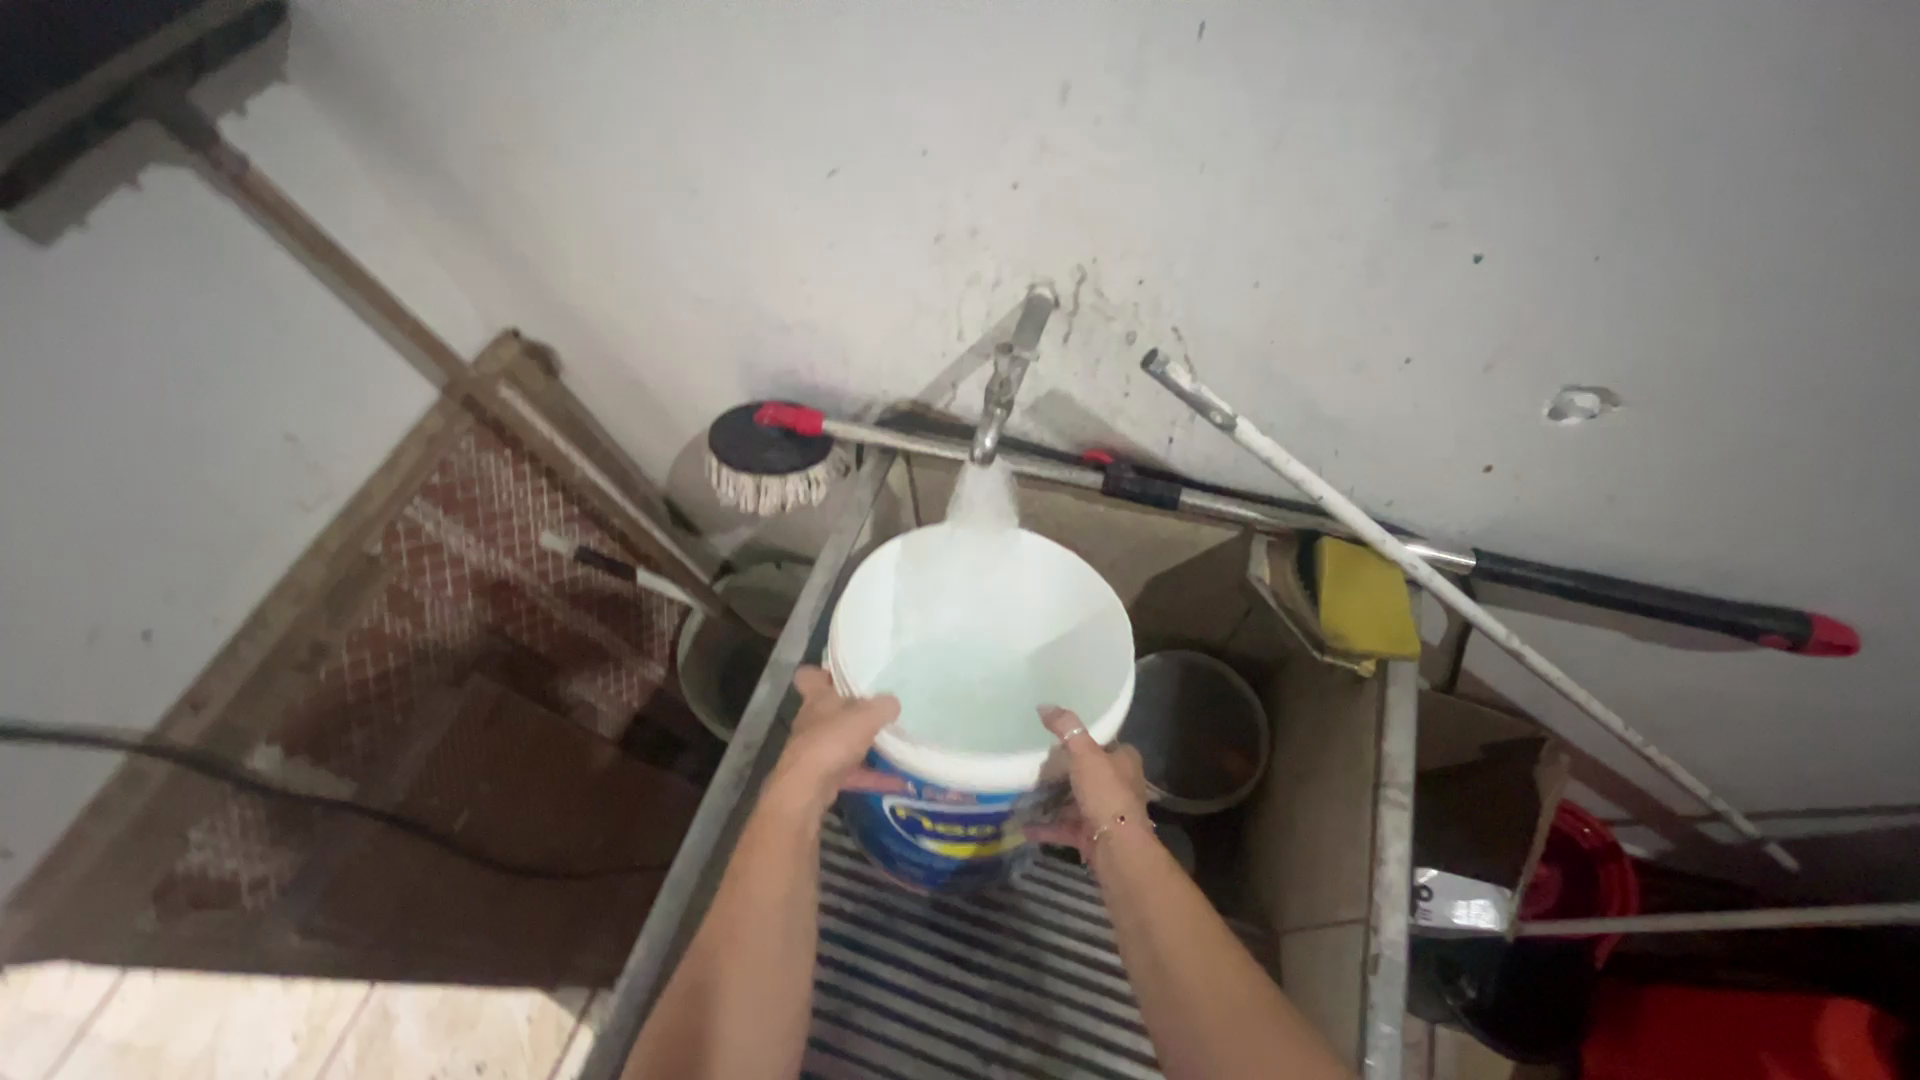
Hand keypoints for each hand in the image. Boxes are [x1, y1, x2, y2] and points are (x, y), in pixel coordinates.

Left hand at [766, 665, 908, 812]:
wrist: (807, 788)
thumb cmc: (832, 740)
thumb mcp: (866, 716)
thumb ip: (883, 706)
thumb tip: (893, 703)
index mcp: (817, 698)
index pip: (809, 676)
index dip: (823, 673)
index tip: (844, 673)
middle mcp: (813, 722)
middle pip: (831, 710)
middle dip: (853, 711)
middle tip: (881, 708)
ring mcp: (817, 750)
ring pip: (843, 742)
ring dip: (866, 746)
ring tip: (896, 744)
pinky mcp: (824, 776)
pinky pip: (854, 772)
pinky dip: (875, 776)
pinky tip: (901, 781)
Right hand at [1023, 706, 1152, 861]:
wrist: (1116, 847)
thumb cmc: (1106, 792)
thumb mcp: (1084, 752)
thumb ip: (1066, 728)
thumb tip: (1044, 705)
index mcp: (1124, 762)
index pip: (1108, 745)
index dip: (1089, 740)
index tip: (1062, 737)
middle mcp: (1119, 786)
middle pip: (1090, 774)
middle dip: (1066, 772)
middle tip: (1038, 762)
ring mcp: (1105, 813)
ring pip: (1076, 803)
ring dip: (1053, 802)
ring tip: (1026, 794)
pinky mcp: (1092, 835)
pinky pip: (1065, 828)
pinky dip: (1046, 827)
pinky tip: (1024, 826)